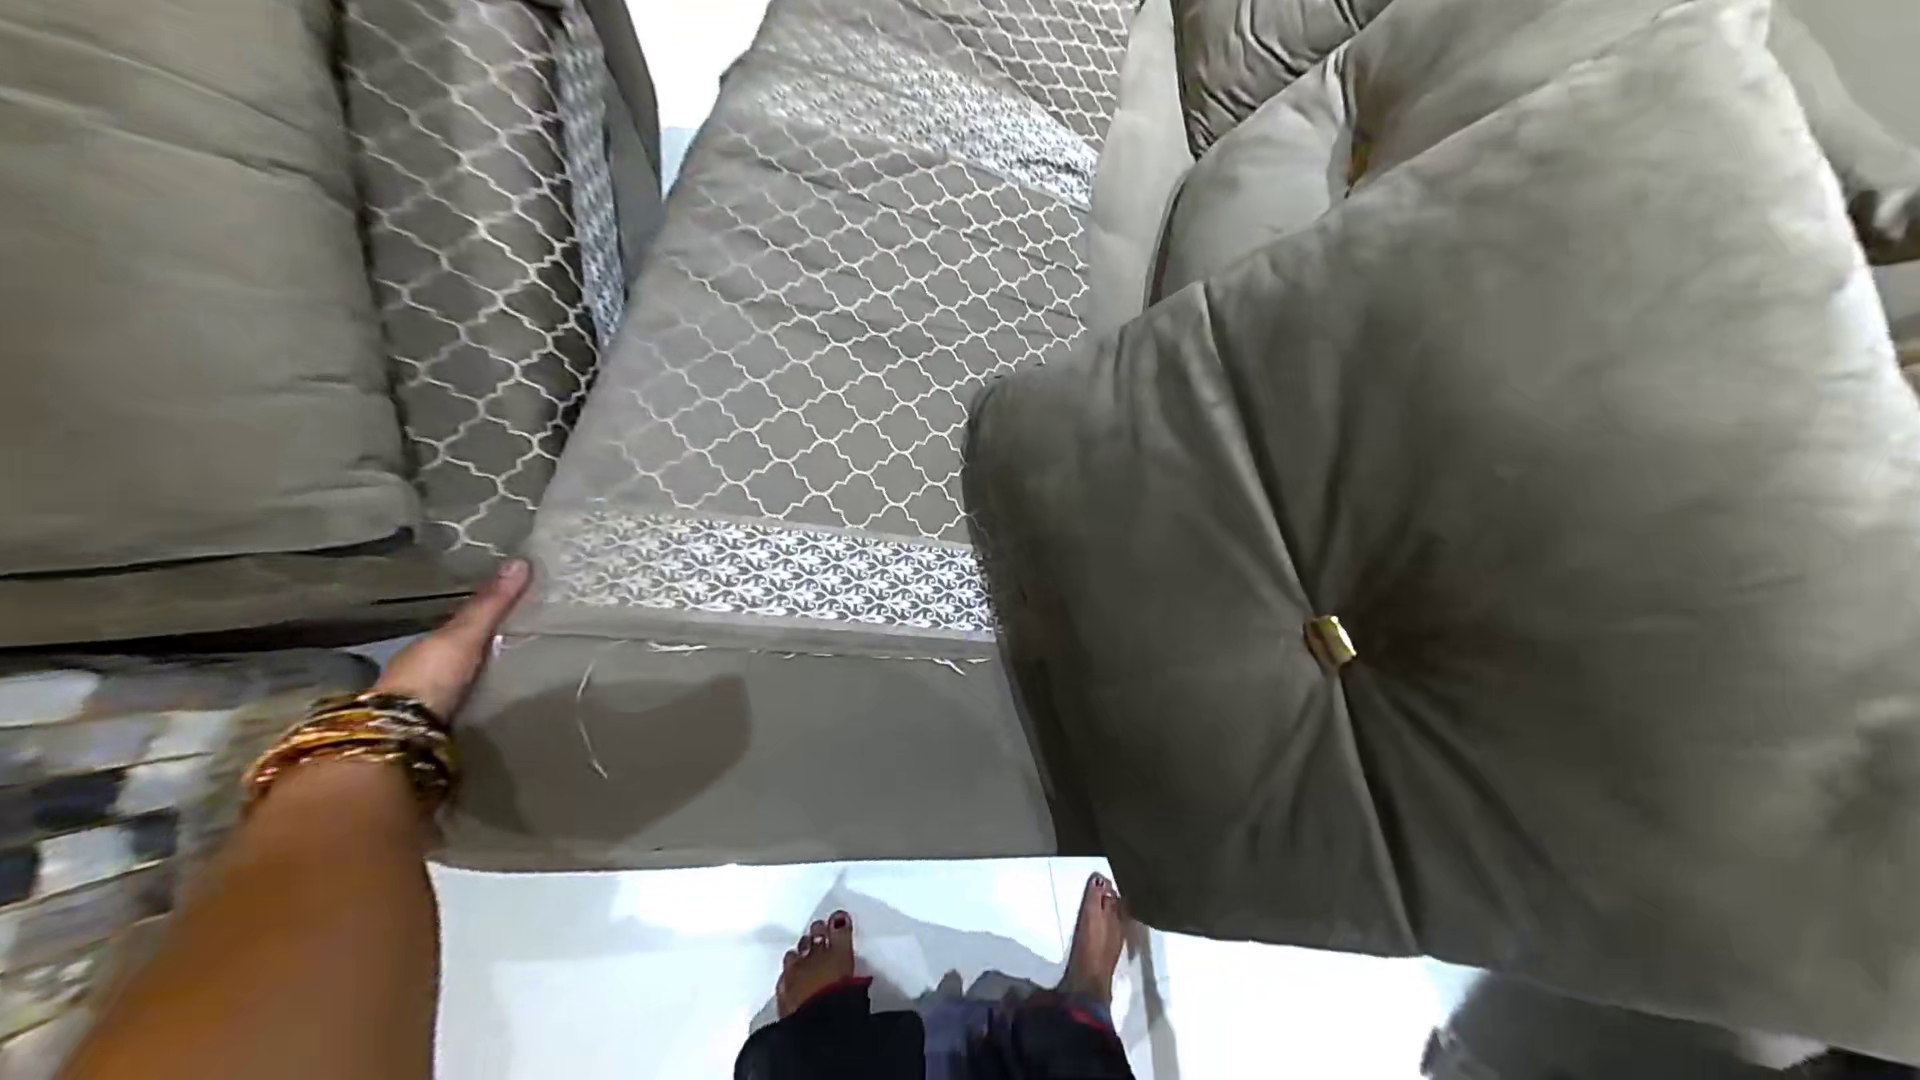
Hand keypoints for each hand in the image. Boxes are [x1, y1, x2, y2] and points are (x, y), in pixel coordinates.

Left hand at [372, 559, 530, 720]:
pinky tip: (505, 693)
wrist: (405, 731)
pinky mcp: (444, 721)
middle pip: (462, 649)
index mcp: (426, 643)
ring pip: (465, 675)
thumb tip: (521, 561)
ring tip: (523, 666)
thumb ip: (490, 604)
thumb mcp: (465, 634)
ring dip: (486, 671)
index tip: (517, 609)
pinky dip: (487, 692)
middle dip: (487, 644)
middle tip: (527, 637)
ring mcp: (430, 697)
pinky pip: (472, 697)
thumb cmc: (431, 674)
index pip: (460, 623)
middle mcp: (425, 667)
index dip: (485, 615)